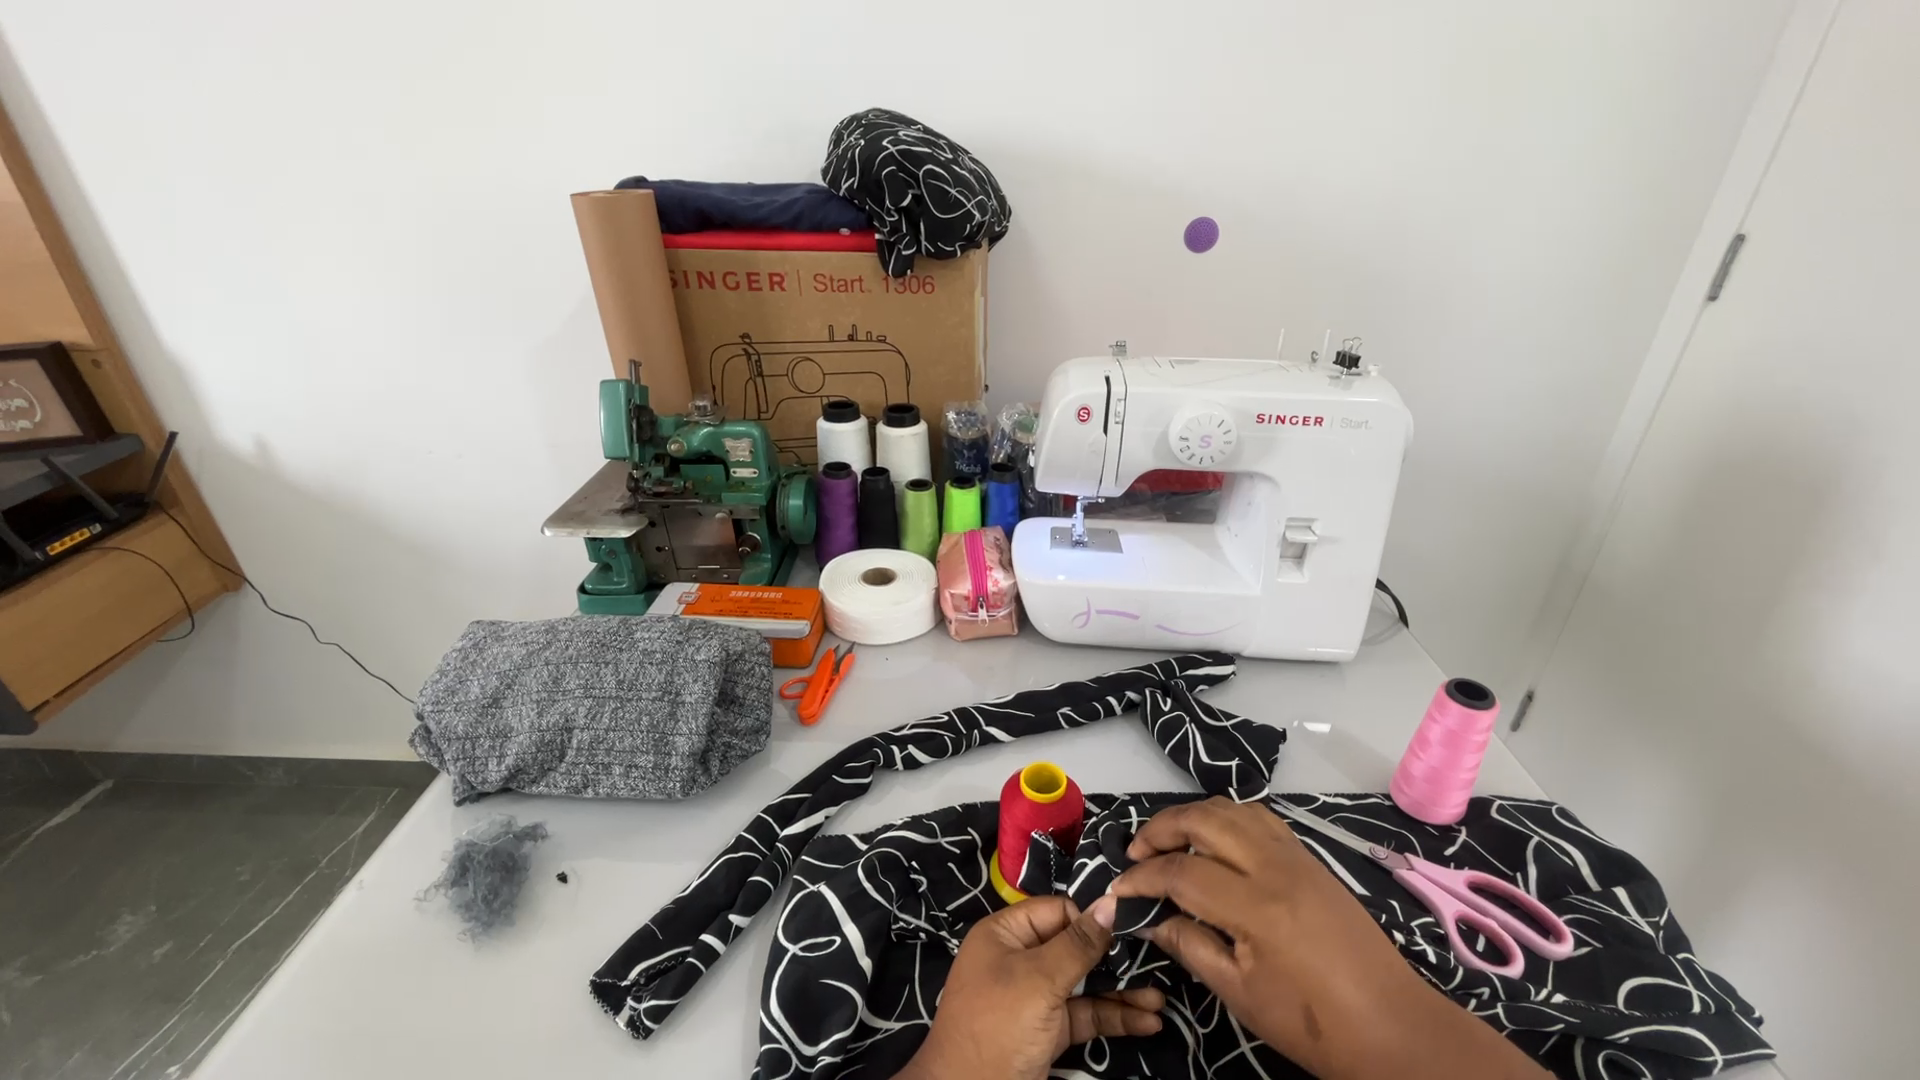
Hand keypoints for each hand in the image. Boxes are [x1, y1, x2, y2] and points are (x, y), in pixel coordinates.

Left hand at [896, 894, 1164, 1079]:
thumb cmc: (999, 1025)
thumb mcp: (1039, 980)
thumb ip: (1078, 944)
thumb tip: (1111, 902)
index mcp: (1006, 933)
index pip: (1057, 910)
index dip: (1090, 919)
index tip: (1128, 929)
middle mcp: (1020, 958)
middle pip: (1074, 946)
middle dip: (1113, 957)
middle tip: (1156, 960)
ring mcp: (1035, 996)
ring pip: (1084, 983)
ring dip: (1120, 990)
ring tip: (1161, 998)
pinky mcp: (1048, 1030)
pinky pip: (1085, 1014)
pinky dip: (1113, 1016)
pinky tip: (1148, 1021)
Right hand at [1112, 797, 1550, 1079]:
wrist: (1394, 1028)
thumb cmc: (1314, 1024)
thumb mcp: (1241, 995)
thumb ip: (1189, 946)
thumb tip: (1148, 919)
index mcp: (1256, 906)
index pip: (1181, 873)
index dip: (1143, 879)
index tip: (1119, 890)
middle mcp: (1274, 866)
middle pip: (1203, 820)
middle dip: (1160, 830)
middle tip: (1137, 854)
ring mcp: (1297, 857)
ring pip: (1232, 809)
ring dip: (1193, 816)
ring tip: (1169, 841)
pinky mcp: (1311, 860)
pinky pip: (1260, 818)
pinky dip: (1227, 818)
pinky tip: (1215, 841)